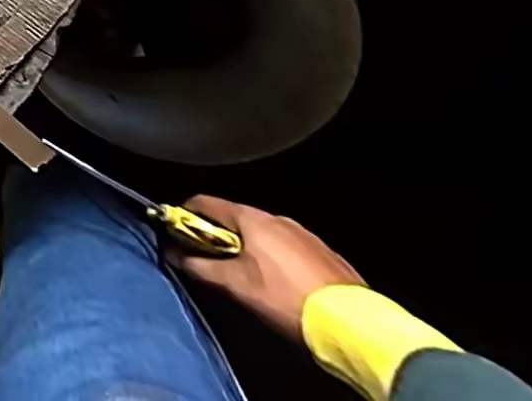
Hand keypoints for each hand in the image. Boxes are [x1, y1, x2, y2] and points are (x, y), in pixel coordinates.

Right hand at [167, 195, 365, 339]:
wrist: (358, 328)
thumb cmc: (286, 299)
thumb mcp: (236, 285)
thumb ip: (200, 267)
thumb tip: (173, 255)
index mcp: (252, 218)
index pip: (205, 203)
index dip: (185, 215)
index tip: (177, 233)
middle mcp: (278, 218)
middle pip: (235, 218)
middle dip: (218, 236)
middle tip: (211, 260)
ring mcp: (306, 235)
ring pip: (263, 234)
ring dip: (248, 247)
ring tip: (246, 275)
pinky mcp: (327, 255)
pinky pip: (289, 248)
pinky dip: (275, 258)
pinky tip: (281, 284)